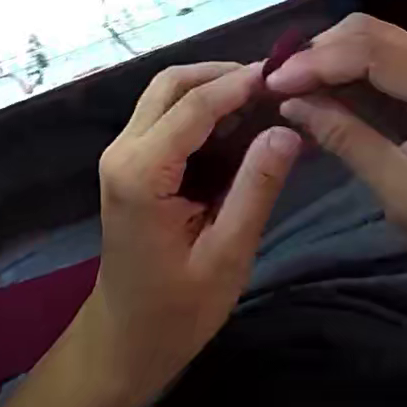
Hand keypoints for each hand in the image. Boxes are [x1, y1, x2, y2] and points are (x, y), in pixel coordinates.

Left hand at [83, 62, 301, 399]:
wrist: (127, 334)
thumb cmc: (178, 308)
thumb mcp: (227, 253)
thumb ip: (255, 188)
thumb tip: (286, 131)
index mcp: (140, 172)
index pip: (191, 107)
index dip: (236, 85)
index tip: (280, 72)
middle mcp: (123, 150)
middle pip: (170, 85)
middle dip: (219, 75)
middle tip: (271, 83)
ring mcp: (121, 152)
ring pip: (164, 94)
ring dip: (208, 87)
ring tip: (260, 98)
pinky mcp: (128, 160)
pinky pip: (162, 116)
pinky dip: (198, 108)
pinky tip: (235, 121)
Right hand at [268, 15, 406, 315]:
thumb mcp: (403, 194)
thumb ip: (346, 138)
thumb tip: (289, 101)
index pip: (374, 53)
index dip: (316, 62)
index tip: (271, 83)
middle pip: (371, 34)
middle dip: (318, 54)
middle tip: (277, 84)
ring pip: (372, 41)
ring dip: (327, 58)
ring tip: (290, 86)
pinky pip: (381, 63)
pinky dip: (343, 71)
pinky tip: (317, 90)